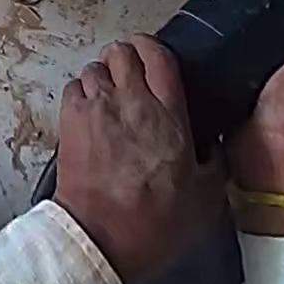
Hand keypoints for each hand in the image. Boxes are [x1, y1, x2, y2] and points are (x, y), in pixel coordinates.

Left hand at [54, 36, 222, 283]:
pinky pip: (74, 86)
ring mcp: (96, 104)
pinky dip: (81, 94)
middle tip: (130, 81)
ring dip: (102, 79)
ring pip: (95, 67)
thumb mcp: (205, 196)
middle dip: (125, 60)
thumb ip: (213, 160)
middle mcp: (130, 100)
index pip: (157, 54)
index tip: (153, 59)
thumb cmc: (156, 220)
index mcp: (168, 114)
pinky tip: (89, 115)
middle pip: (121, 51)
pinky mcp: (69, 115)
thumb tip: (213, 144)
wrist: (103, 234)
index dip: (152, 48)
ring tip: (109, 103)